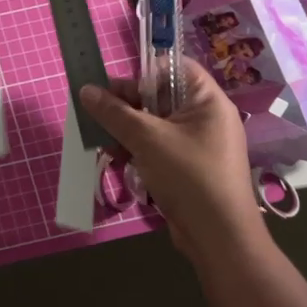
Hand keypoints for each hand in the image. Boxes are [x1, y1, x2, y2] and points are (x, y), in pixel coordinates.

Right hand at [79, 58, 265, 261]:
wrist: (220, 240)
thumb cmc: (188, 177)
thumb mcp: (146, 139)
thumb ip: (114, 112)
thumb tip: (86, 90)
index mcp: (207, 101)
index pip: (174, 67)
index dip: (144, 73)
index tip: (117, 91)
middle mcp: (207, 118)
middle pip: (160, 96)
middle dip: (127, 106)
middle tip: (100, 116)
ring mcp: (200, 144)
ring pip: (156, 123)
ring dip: (128, 130)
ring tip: (106, 143)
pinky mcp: (191, 167)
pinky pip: (160, 145)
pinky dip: (139, 149)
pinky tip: (119, 160)